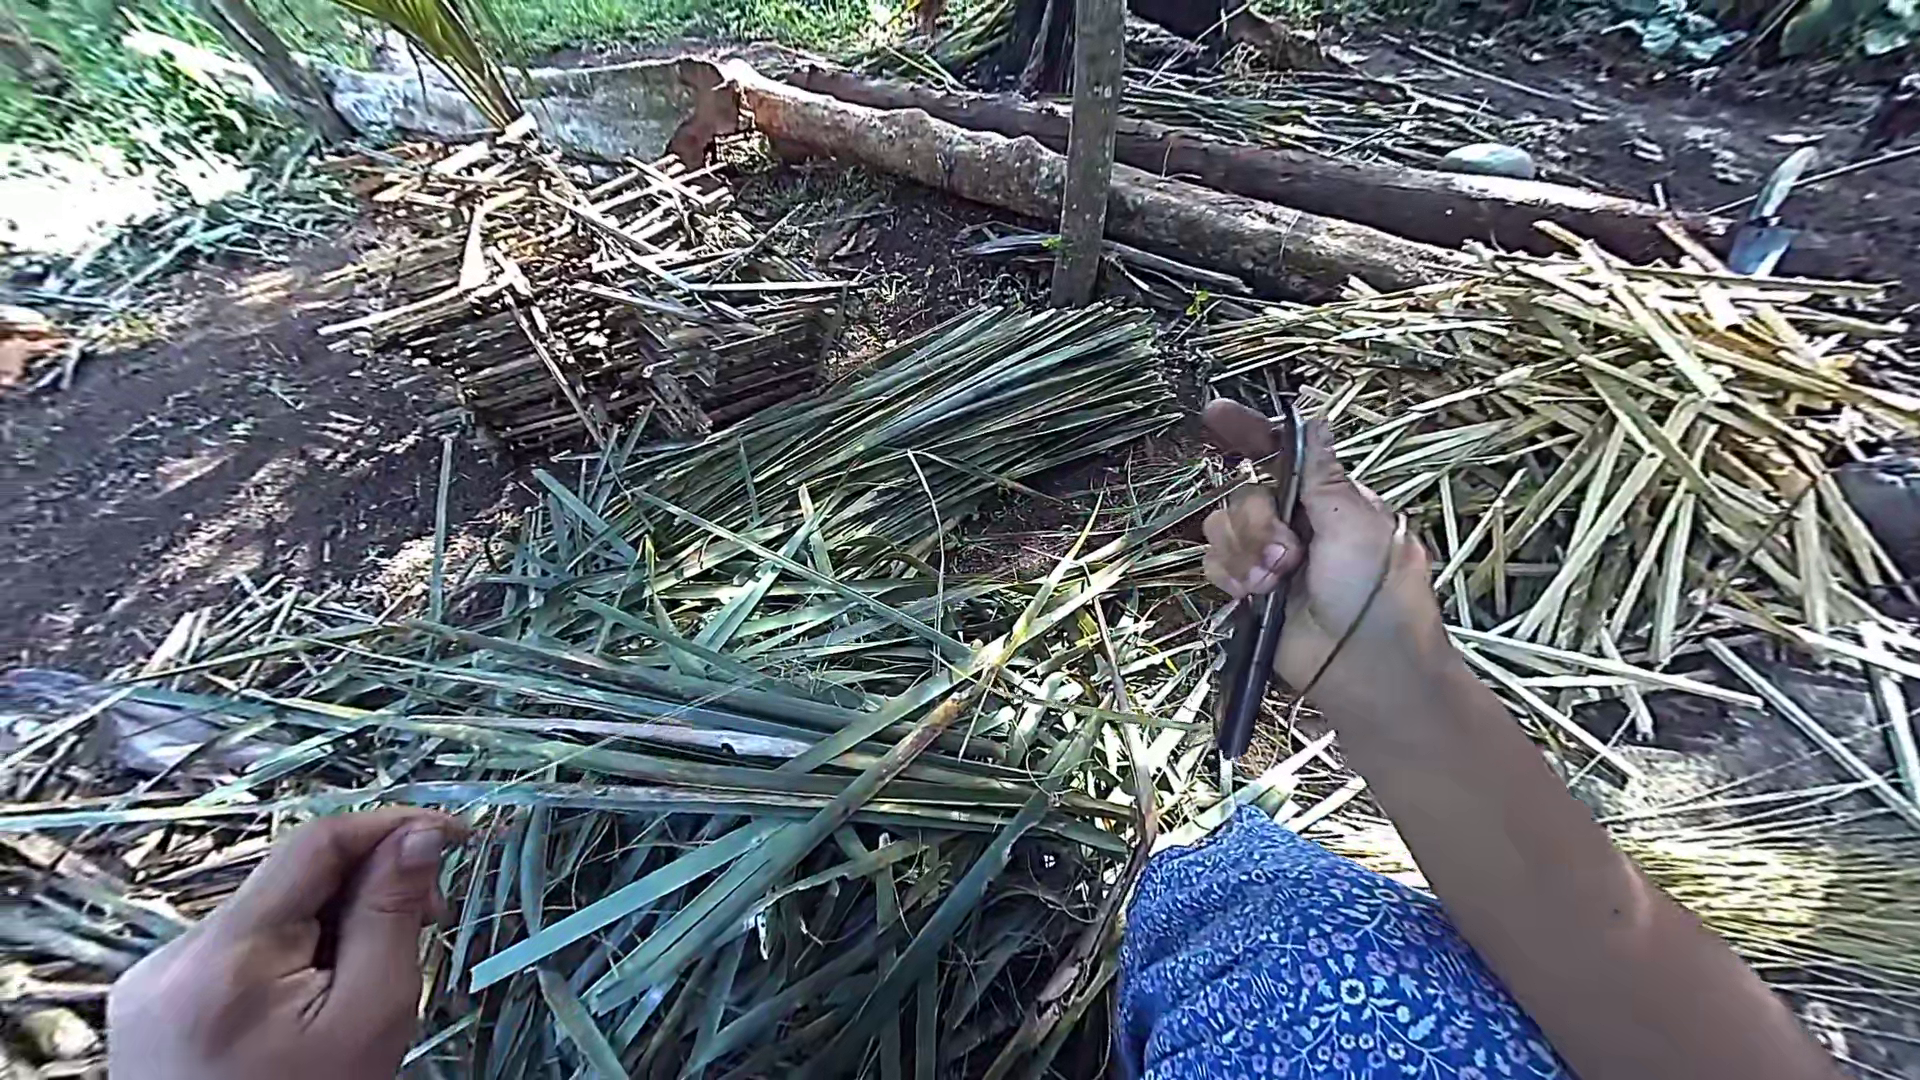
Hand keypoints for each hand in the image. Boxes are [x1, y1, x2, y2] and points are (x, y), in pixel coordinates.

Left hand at [108, 808, 465, 1079]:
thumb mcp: (373, 1003)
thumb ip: (392, 910)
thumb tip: (423, 832)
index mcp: (221, 956)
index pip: (317, 843)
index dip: (395, 823)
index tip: (458, 837)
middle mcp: (176, 954)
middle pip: (304, 873)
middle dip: (381, 878)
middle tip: (431, 916)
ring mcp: (163, 978)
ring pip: (290, 901)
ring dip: (356, 907)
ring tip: (391, 949)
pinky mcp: (169, 996)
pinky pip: (266, 933)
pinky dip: (321, 935)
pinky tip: (344, 969)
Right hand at [1199, 399, 1457, 719]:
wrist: (1359, 667)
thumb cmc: (1376, 593)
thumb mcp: (1358, 525)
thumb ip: (1324, 476)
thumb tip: (1313, 419)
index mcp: (1323, 500)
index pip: (1279, 453)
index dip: (1246, 431)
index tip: (1213, 414)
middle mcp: (1289, 522)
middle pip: (1241, 494)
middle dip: (1255, 523)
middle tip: (1287, 554)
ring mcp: (1263, 556)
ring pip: (1219, 529)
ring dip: (1244, 555)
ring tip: (1274, 582)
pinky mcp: (1242, 585)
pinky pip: (1211, 563)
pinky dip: (1229, 577)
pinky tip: (1254, 595)